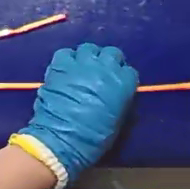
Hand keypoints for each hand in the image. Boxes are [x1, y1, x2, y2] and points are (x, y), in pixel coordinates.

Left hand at [10, 43, 137, 188]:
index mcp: (122, 84)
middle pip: (111, 54)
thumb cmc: (94, 138)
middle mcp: (104, 68)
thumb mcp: (117, 121)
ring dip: (87, 58)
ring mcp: (81, 64)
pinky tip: (66, 69)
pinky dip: (67, 60)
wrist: (61, 140)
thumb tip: (117, 94)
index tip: (117, 84)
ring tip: (83, 69)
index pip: (129, 71)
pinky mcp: (60, 66)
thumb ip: (120, 101)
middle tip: (101, 73)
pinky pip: (66, 54)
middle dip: (108, 62)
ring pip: (88, 49)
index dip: (122, 78)